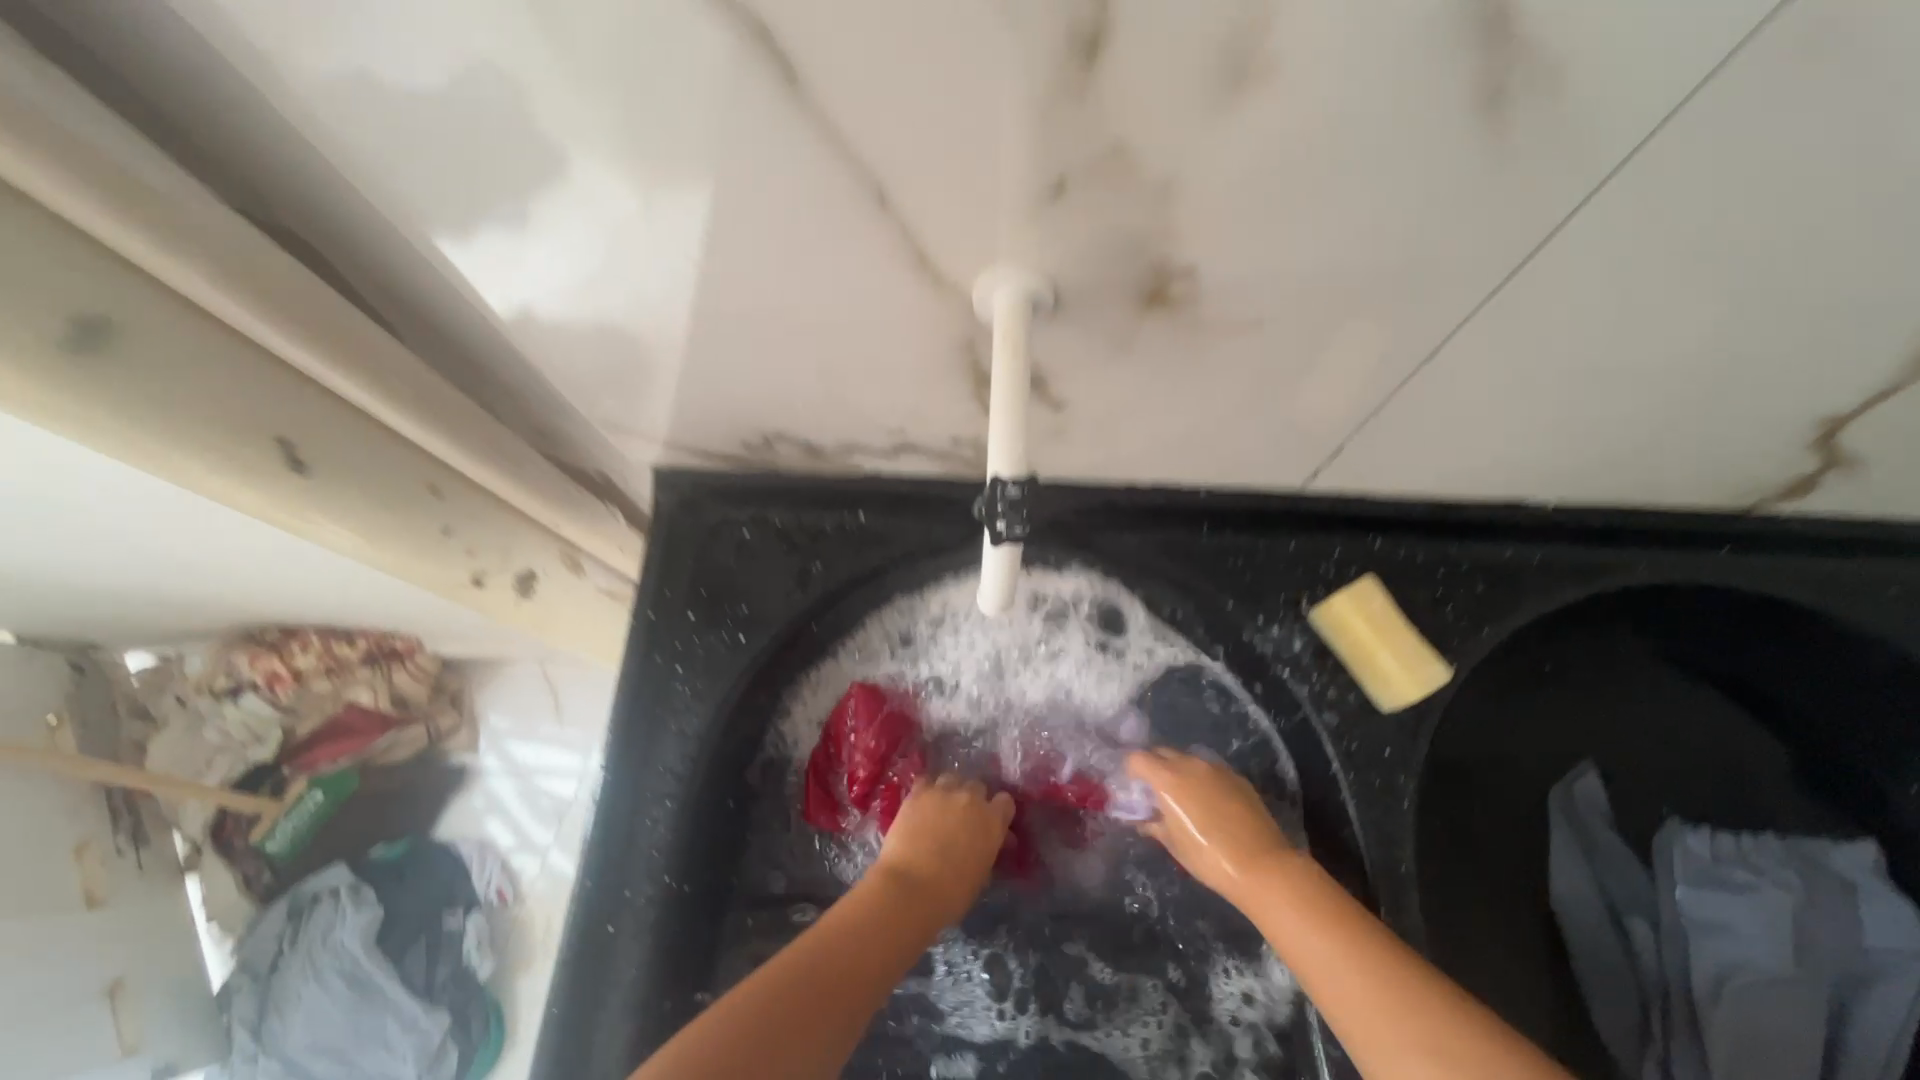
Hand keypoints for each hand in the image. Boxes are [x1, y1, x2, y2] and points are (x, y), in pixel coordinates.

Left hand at [870, 775, 1014, 925]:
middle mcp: (971, 799)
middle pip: (977, 787)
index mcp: (993, 821)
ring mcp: (942, 792)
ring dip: (950, 791)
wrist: (911, 888)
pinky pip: (925, 782)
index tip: (991, 825)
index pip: (1005, 802)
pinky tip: (921, 805)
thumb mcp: (982, 873)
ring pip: (952, 779)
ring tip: (940, 809)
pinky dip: (926, 791)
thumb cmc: (952, 893)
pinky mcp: (916, 794)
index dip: (998, 812)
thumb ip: (988, 850)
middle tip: (963, 819)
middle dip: (973, 800)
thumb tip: (988, 844)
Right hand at [1127, 748, 1298, 903]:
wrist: (1260, 865)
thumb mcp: (1172, 843)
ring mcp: (1217, 768)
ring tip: (1182, 797)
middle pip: (1162, 752)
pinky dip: (1201, 779)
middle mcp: (1191, 764)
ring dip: (1178, 770)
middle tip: (1154, 791)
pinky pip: (1210, 769)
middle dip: (1153, 766)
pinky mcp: (1237, 777)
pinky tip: (1208, 803)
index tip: (1133, 788)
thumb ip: (1153, 824)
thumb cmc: (1207, 857)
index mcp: (1168, 778)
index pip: (1137, 757)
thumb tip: (1143, 819)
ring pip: (1188, 758)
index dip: (1130, 770)